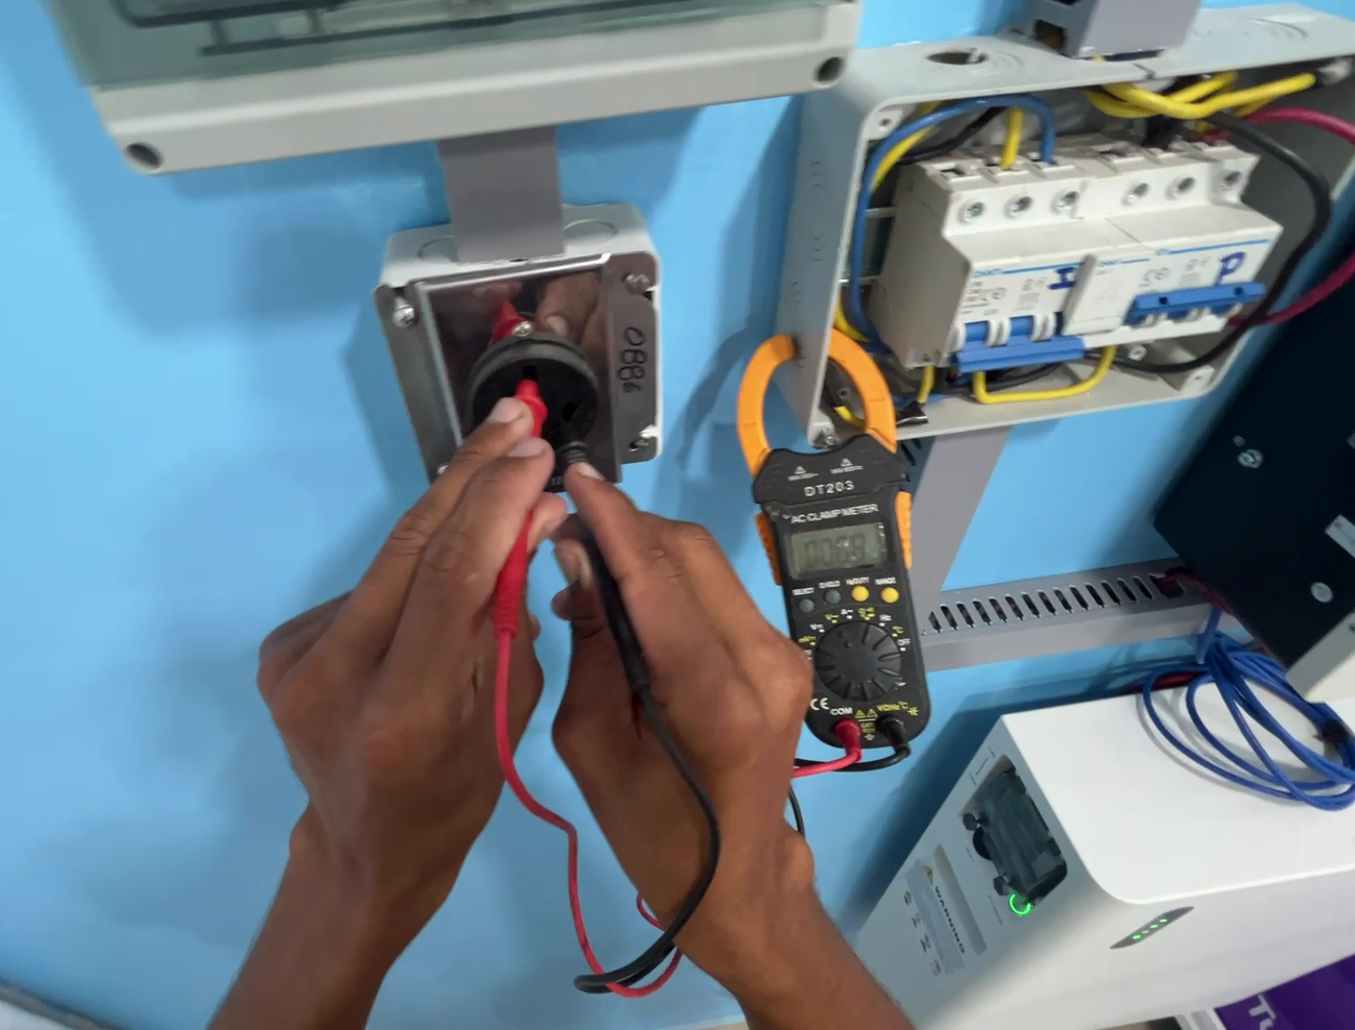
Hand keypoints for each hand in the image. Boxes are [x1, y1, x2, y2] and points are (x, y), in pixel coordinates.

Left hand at [213, 398, 567, 1029]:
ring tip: (500, 461)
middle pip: (409, 544)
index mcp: (404, 708)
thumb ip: (512, 608)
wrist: (364, 849)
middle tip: (516, 417)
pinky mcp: (282, 645)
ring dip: (451, 509)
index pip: (449, 576)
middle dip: (470, 472)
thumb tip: (533, 514)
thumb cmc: (457, 793)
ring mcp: (294, 657)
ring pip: (392, 557)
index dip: (494, 501)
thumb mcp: (507, 708)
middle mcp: (333, 673)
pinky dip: (418, 561)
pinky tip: (449, 559)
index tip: (536, 450)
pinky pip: (372, 585)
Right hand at [550, 466, 910, 1028]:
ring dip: (645, 547)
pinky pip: (717, 588)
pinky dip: (669, 576)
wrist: (738, 879)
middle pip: (690, 552)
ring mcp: (784, 653)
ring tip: (590, 567)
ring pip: (705, 561)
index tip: (576, 475)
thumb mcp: (592, 742)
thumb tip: (580, 556)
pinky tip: (630, 594)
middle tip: (569, 529)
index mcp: (718, 697)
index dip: (613, 518)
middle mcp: (766, 660)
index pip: (659, 578)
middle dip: (626, 524)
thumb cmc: (651, 828)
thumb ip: (592, 641)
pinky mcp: (784, 651)